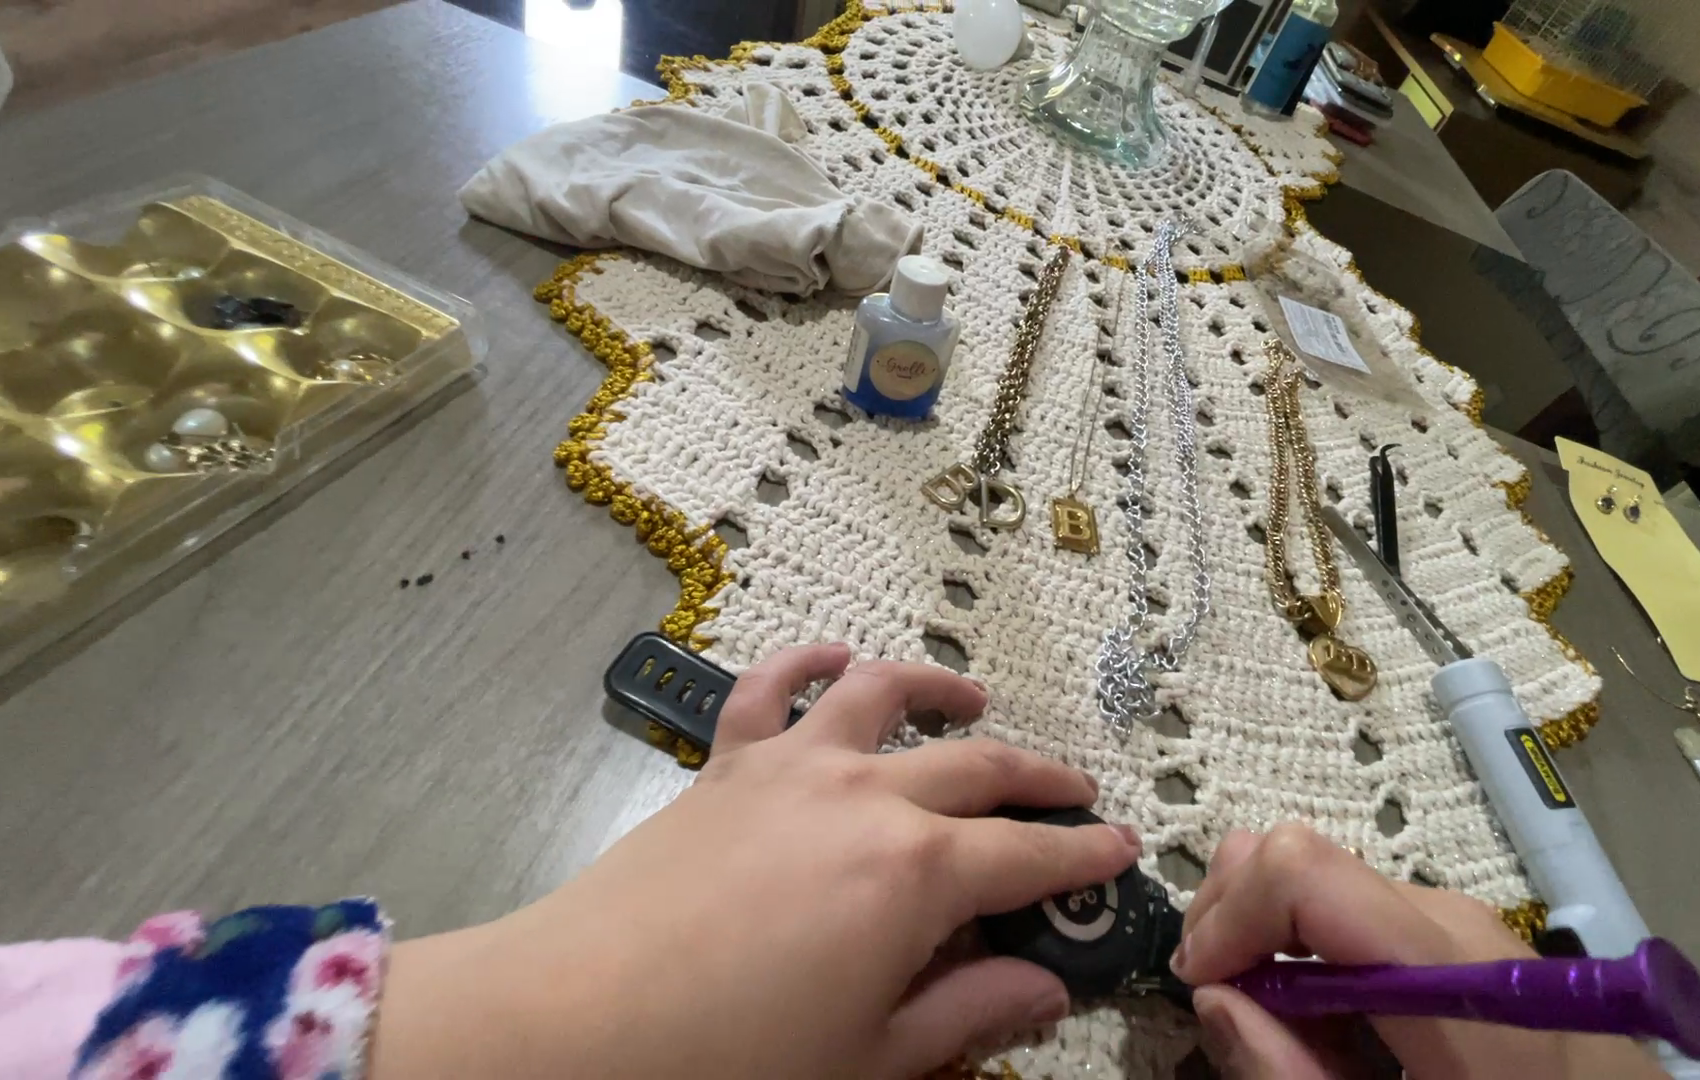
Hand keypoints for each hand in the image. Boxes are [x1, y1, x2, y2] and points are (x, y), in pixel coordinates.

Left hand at [372, 644, 1141, 1078]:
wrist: (575, 1027)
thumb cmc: (732, 1060)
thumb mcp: (870, 1058)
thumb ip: (967, 1009)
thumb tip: (1047, 987)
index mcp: (913, 872)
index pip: (1026, 855)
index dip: (1083, 850)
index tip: (1124, 843)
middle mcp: (868, 794)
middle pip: (977, 766)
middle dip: (1038, 776)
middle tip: (1075, 787)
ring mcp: (798, 762)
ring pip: (884, 693)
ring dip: (937, 689)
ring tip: (972, 699)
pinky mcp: (734, 756)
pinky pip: (771, 686)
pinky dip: (804, 660)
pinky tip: (833, 658)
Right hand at [1171, 825, 1668, 1078]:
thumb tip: (1212, 995)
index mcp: (1455, 983)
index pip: (1306, 873)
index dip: (1231, 914)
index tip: (1200, 985)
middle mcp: (1451, 921)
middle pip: (1297, 856)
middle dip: (1232, 915)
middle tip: (1224, 1001)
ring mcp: (1457, 920)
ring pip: (1312, 874)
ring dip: (1263, 934)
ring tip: (1279, 1026)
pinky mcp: (1456, 932)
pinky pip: (1345, 904)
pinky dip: (1302, 945)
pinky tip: (1324, 1022)